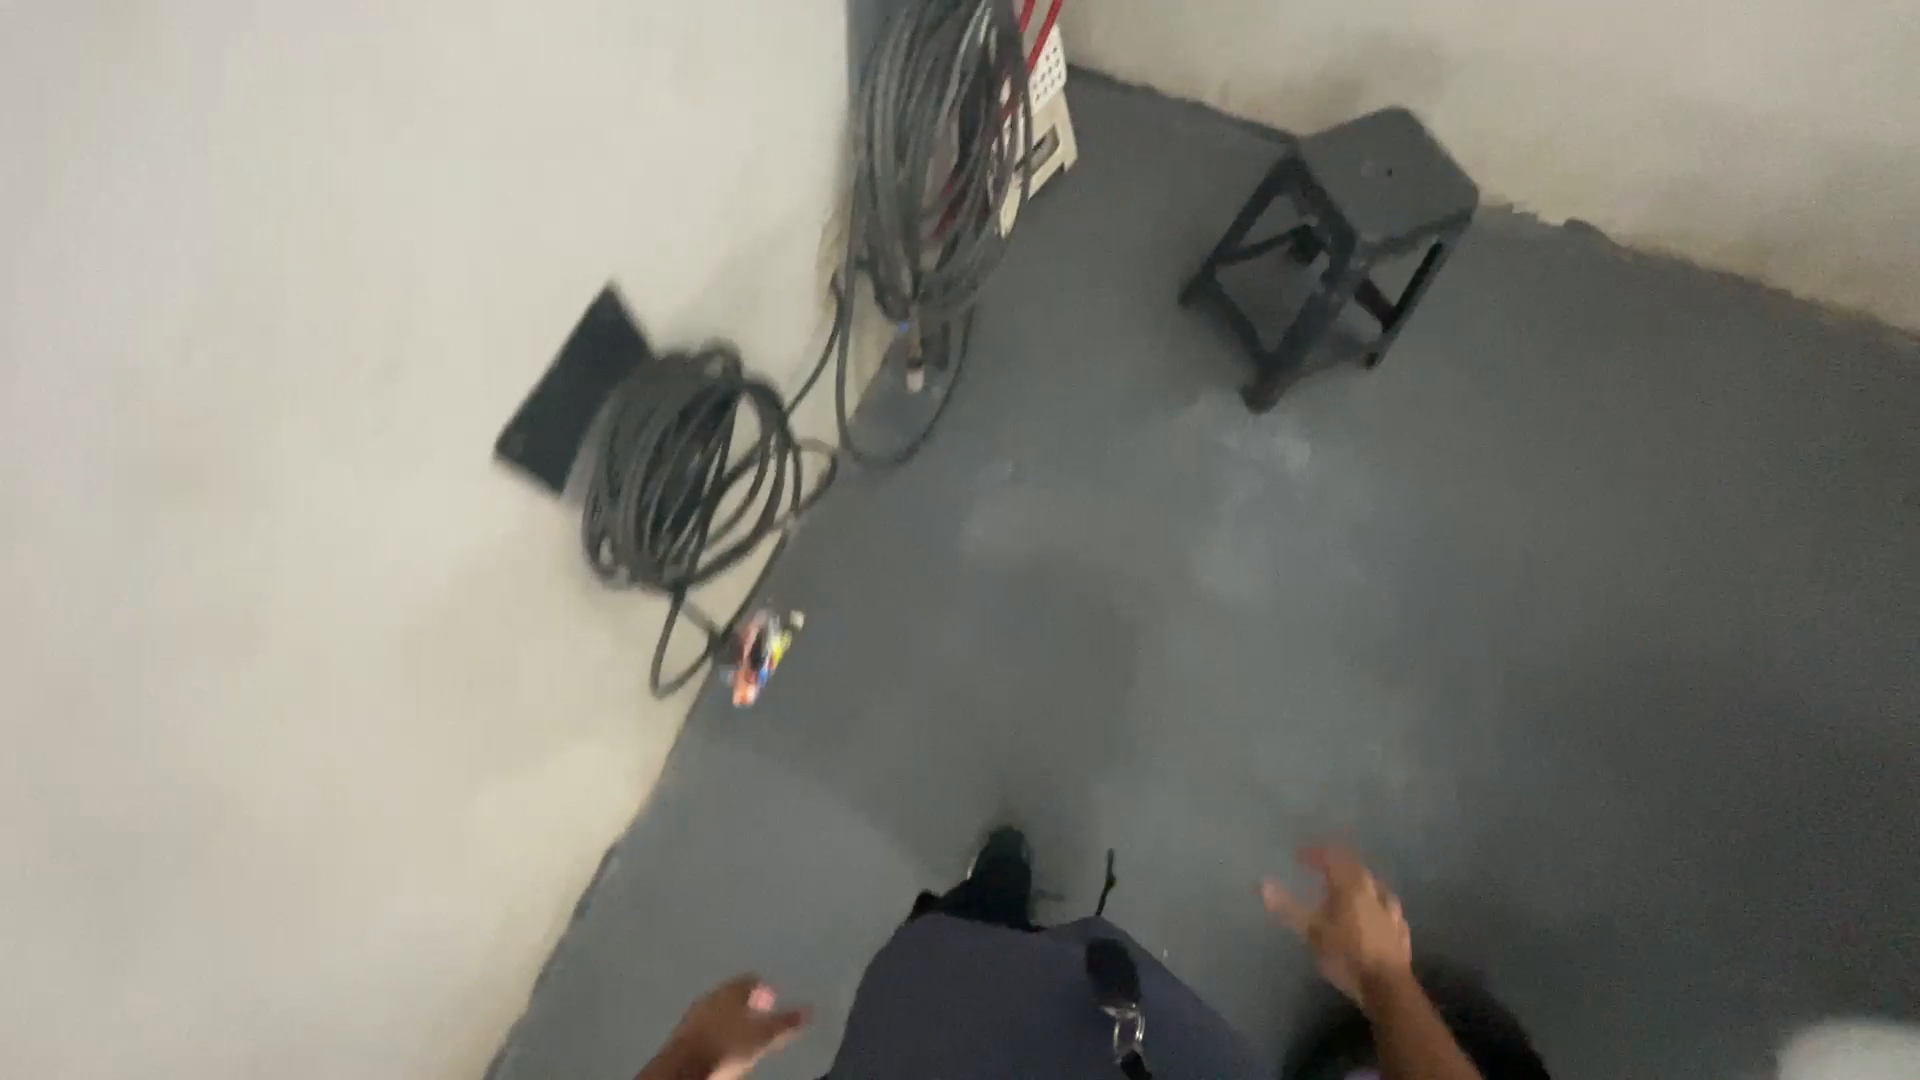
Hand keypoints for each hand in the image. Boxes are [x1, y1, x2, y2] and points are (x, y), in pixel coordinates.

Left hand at [656, 975, 809, 1079]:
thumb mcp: (763, 1036)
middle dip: (747, 1002)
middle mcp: (714, 992)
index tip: (773, 1001)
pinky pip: (705, 1022)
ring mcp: (695, 1011)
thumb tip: (811, 1009)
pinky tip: (721, 1042)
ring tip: (741, 1031)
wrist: (683, 1068)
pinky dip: (715, 1028)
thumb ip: (787, 1022)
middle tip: (760, 1016)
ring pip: (718, 1007)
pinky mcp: (683, 1031)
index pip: (753, 979)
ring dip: (730, 1016)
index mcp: (734, 987)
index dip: (764, 989)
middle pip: (734, 992)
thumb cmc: (728, 1045)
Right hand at [1262, 846, 1412, 1004]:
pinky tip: (1377, 915)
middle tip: (1321, 869)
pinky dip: (1379, 906)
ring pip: (1378, 888)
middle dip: (1338, 865)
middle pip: (1357, 869)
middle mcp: (1373, 894)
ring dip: (1362, 884)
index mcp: (1351, 887)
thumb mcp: (1310, 931)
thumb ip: (1287, 907)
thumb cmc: (1346, 955)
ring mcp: (1392, 914)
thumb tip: (1261, 883)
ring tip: (1350, 889)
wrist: (1388, 990)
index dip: (1315, 853)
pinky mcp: (1402, 935)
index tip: (1298, 856)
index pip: (1333, 857)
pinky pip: (1391, 911)